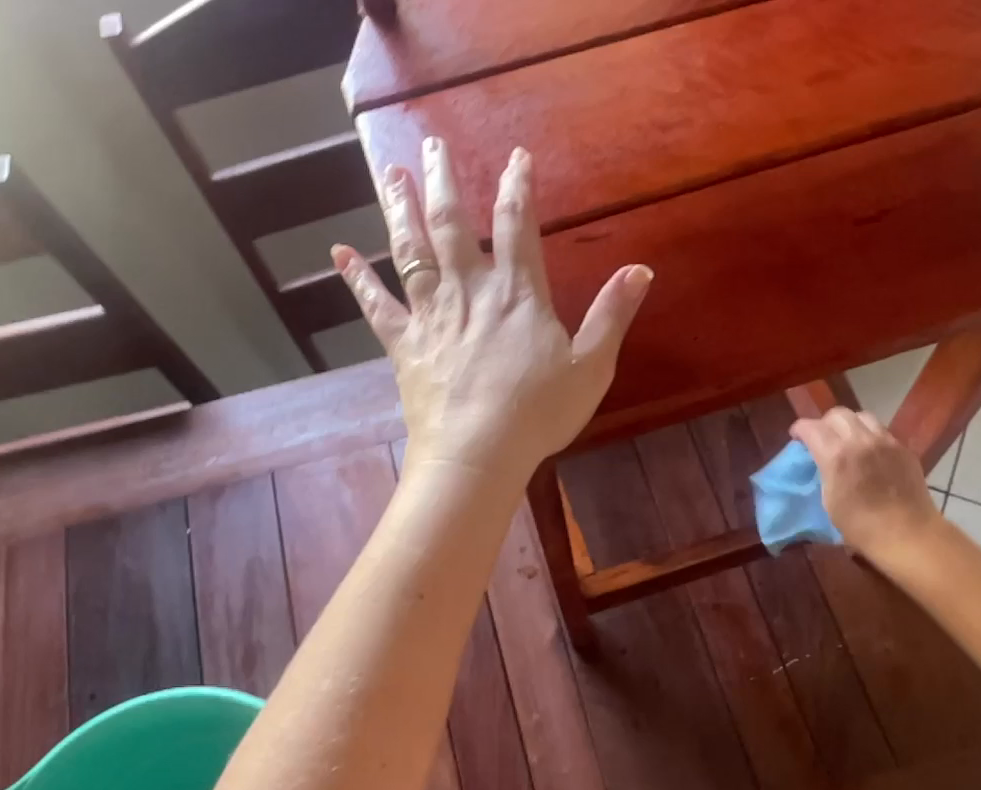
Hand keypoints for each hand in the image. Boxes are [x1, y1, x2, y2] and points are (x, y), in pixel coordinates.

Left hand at [332, 137, 652, 483]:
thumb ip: (611, 315)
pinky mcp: (403, 344)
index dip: (517, 185)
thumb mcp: (591, 367)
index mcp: (516, 292)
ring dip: (399, 209)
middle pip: (451, 223)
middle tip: (430, 145)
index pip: (517, 224)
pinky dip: (357, 278)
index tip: (515, 155)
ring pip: (410, 250)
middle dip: (443, 180)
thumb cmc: (538, 413)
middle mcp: (468, 290)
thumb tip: (641, 270)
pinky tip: (339, 252)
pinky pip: (376, 305)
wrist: (477, 453)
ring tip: (389, 173)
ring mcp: (430, 315)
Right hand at [789, 408, 942, 555]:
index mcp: (836, 456)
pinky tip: (869, 453)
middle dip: (824, 424)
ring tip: (846, 441)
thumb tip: (822, 463)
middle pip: (837, 414)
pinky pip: (881, 431)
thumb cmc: (860, 526)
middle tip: (821, 439)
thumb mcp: (829, 501)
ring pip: (862, 416)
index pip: (811, 427)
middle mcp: (860, 440)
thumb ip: (824, 472)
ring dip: (849, 425)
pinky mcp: (902, 448)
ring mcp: (885, 441)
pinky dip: (869, 436)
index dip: (800, 430)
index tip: (796, 438)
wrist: (906, 533)